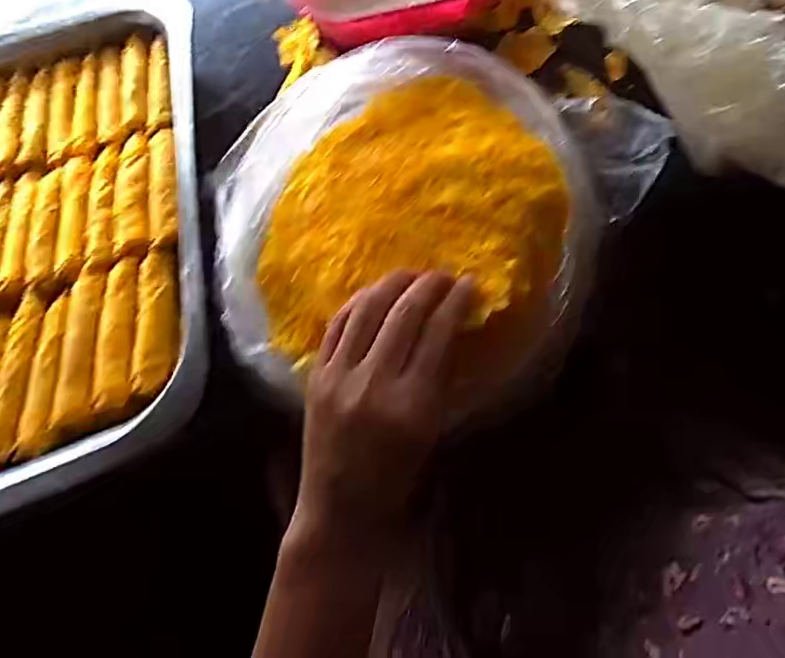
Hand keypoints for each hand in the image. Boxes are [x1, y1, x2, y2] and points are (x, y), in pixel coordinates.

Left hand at [293, 271, 473, 539]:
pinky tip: (375, 293)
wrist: (339, 509)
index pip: (438, 334)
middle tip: (443, 275)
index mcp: (412, 406)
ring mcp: (340, 376)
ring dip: (393, 283)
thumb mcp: (432, 428)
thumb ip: (441, 373)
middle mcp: (374, 384)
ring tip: (412, 275)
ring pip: (368, 308)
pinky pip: (338, 322)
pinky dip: (360, 301)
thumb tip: (453, 322)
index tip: (468, 284)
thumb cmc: (397, 476)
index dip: (456, 301)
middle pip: (404, 313)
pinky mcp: (316, 374)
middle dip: (429, 285)